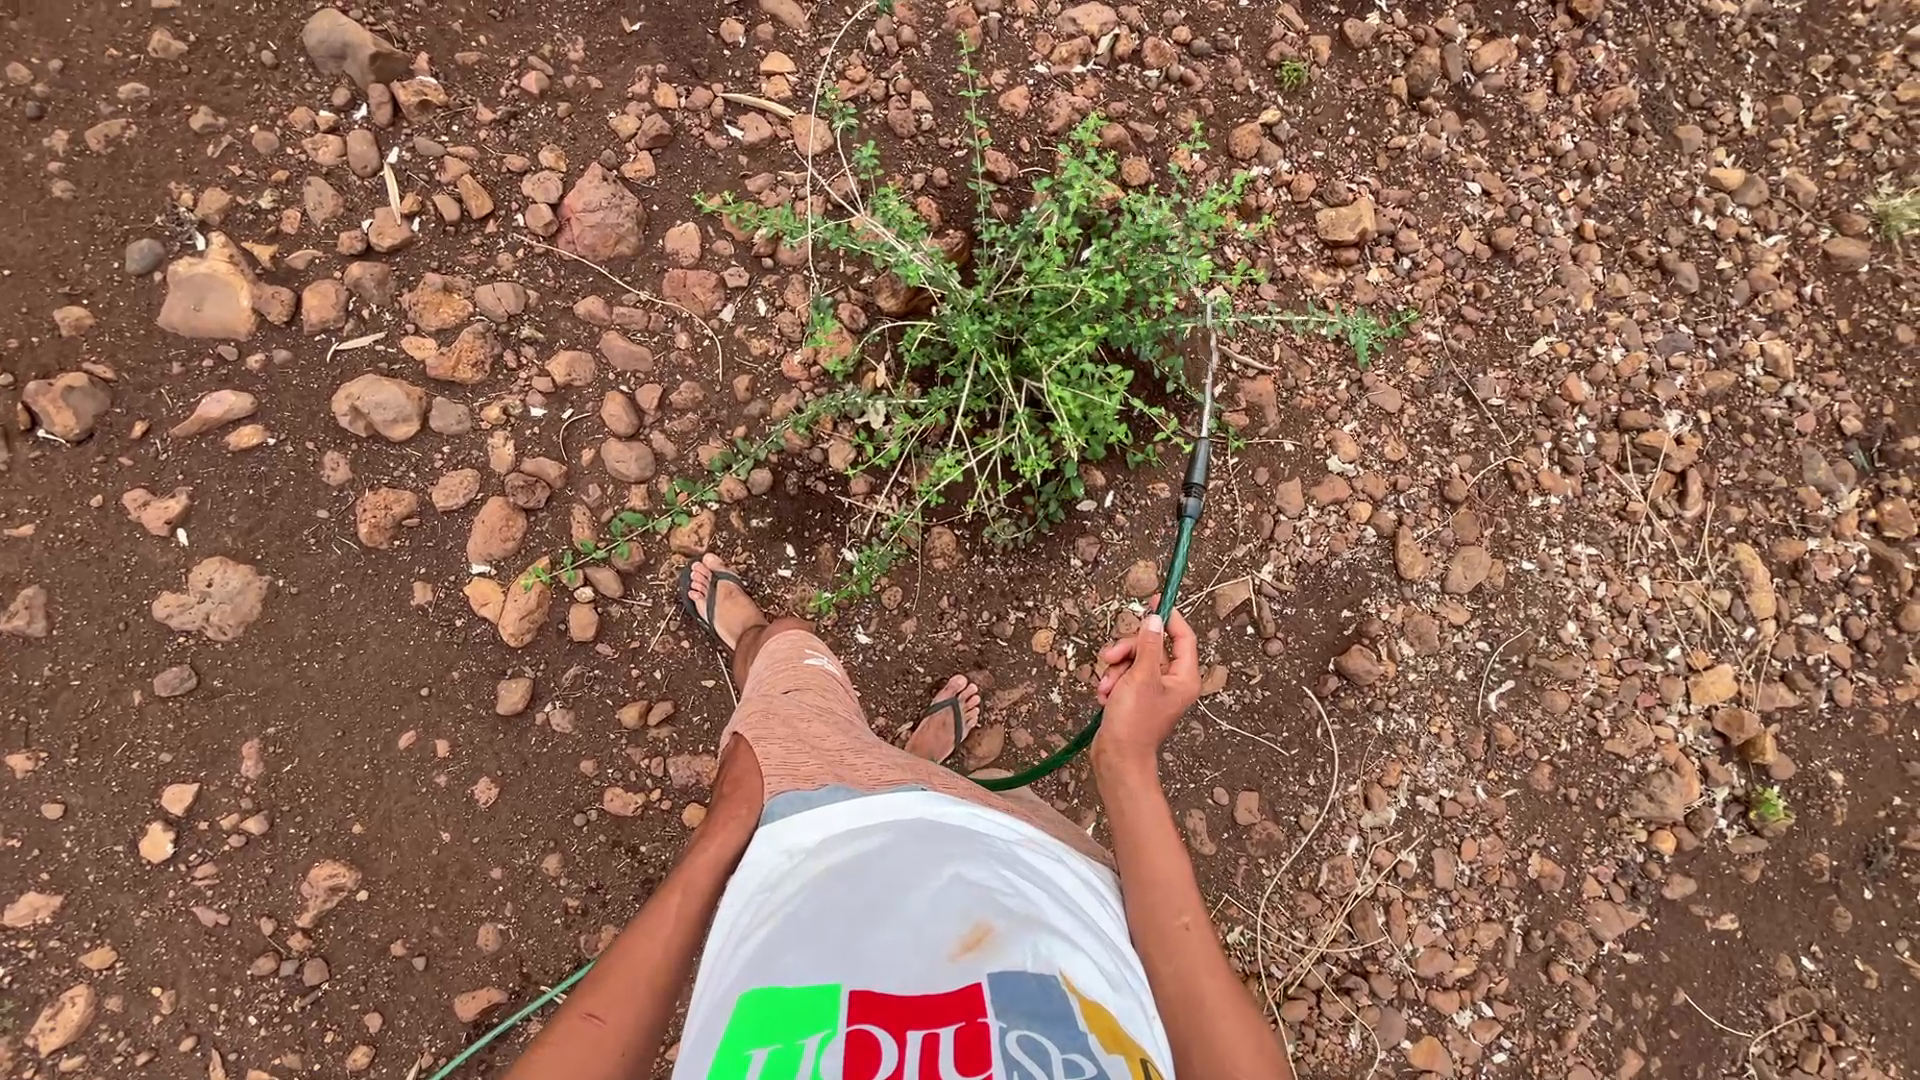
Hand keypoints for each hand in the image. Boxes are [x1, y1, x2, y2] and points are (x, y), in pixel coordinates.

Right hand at [1093, 606, 1199, 770]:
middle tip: (1111, 658)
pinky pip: (1123, 675)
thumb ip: (1148, 645)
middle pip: (1151, 646)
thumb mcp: (1141, 676)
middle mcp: (1171, 682)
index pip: (1183, 637)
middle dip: (1127, 650)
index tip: (1154, 601)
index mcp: (1184, 677)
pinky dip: (1112, 681)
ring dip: (1115, 669)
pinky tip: (1106, 695)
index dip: (1169, 617)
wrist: (1117, 757)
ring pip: (1133, 659)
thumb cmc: (1134, 723)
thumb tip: (1155, 619)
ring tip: (1107, 687)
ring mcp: (1153, 689)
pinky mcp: (1135, 696)